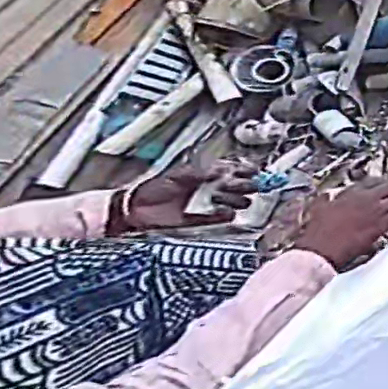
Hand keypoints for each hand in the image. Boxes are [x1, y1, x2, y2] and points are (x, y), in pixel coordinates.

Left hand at [119, 164, 256, 231]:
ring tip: (225, 199)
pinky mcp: (207, 218)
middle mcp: (217, 188)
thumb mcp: (178, 175)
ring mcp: (213, 203)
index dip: (248, 170)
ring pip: (240, 200)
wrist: (134, 210)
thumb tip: (223, 171)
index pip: (239, 170)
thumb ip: (201, 172)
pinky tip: (221, 211)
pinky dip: (227, 213)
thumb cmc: (154, 188)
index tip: (252, 171)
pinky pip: (226, 216)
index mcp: (212, 174)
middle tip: (241, 186)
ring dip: (236, 199)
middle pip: (244, 185)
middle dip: (246, 185)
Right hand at [291, 177, 387, 269]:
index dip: (382, 183)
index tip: (387, 186)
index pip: (373, 181)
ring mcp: (376, 210)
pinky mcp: (381, 224)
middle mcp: (366, 198)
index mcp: (350, 193)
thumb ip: (324, 200)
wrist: (318, 251)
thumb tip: (326, 196)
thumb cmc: (316, 233)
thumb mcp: (317, 210)